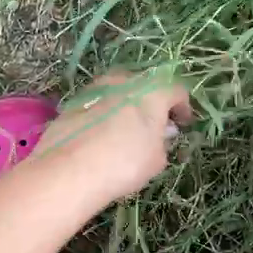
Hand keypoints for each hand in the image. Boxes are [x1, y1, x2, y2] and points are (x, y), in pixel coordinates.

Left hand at [28, 70, 192, 203]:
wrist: (69, 170)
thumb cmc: (124, 164)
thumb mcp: (157, 159)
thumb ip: (162, 141)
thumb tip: (161, 132)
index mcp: (151, 91)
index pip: (176, 90)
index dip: (183, 106)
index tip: (183, 122)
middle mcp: (123, 81)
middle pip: (145, 85)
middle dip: (152, 102)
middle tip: (155, 124)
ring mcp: (95, 89)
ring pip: (118, 91)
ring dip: (126, 105)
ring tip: (126, 129)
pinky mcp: (73, 102)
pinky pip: (98, 104)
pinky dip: (105, 114)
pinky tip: (102, 135)